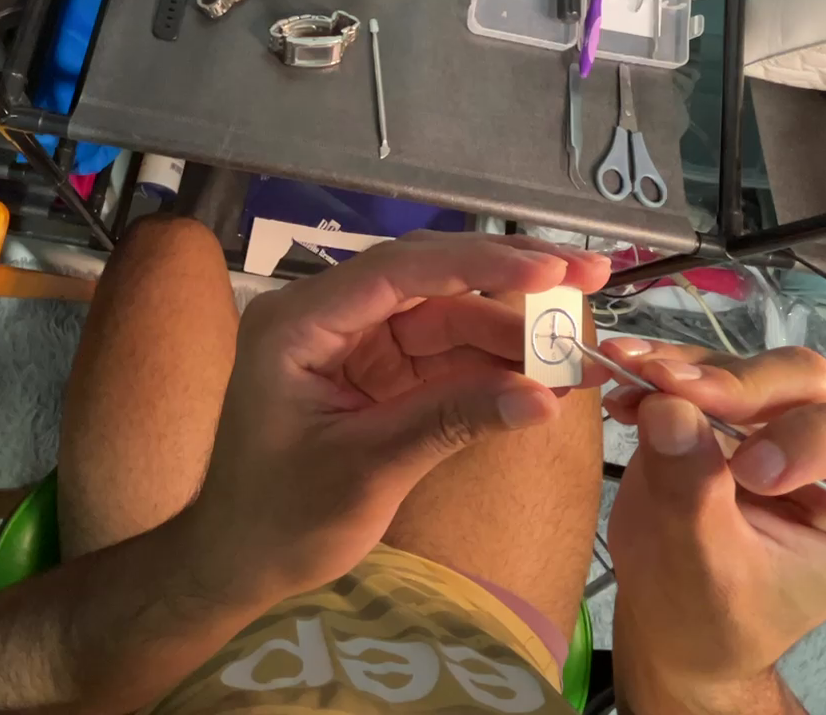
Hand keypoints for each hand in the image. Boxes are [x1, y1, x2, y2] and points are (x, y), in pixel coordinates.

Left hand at [186, 233, 608, 599]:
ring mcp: (357, 337)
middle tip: (586, 273)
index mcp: (300, 322)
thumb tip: (545, 398)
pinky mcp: (379, 366)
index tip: (548, 271)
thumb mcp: (367, 470)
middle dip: (506, 276)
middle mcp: (329, 313)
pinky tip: (542, 371)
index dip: (476, 266)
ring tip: (577, 344)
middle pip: (426, 276)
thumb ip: (452, 422)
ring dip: (510, 327)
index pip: (396, 272)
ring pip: (444, 311)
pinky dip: (492, 361)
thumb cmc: (281, 517)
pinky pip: (443, 350)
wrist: (240, 559)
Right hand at [598, 340, 825, 711]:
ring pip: (745, 366)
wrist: (667, 615)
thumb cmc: (705, 614)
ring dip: (681, 366)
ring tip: (623, 367)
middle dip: (732, 383)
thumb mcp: (702, 565)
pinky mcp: (725, 413)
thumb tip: (666, 404)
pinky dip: (654, 365)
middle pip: (805, 382)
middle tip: (661, 385)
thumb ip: (690, 488)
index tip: (747, 472)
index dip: (818, 433)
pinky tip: (615, 378)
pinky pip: (697, 368)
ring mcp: (776, 425)